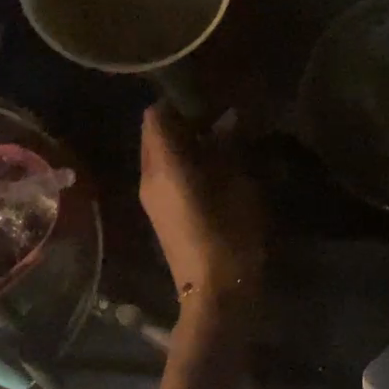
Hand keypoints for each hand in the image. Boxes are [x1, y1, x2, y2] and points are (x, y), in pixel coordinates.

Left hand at [139, 105, 265, 298]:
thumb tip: (228, 118)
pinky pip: (167, 172)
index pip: (157, 115)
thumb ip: (229, 148)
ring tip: (224, 137)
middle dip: (184, 119)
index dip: (180, 100)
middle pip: (155, 133)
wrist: (216, 293)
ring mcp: (152, 196)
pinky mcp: (161, 211)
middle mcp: (149, 176)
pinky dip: (186, 160)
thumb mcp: (240, 186)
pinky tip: (217, 165)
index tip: (212, 94)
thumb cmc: (231, 236)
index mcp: (165, 166)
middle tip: (222, 114)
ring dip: (187, 141)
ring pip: (161, 153)